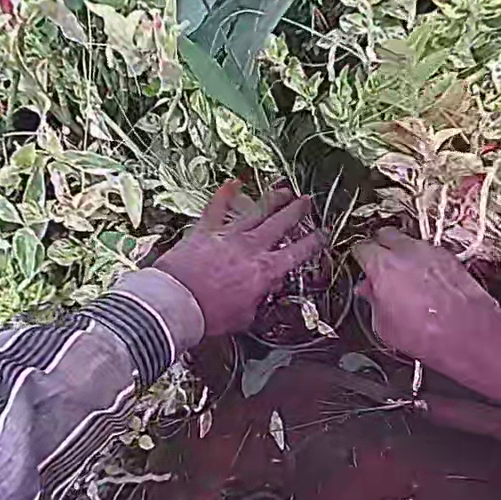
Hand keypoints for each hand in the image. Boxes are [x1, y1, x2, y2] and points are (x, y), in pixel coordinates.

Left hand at [155, 181, 326, 338]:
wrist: (177, 303)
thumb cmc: (210, 315)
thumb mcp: (245, 316)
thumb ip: (258, 300)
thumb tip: (264, 289)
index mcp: (265, 271)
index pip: (297, 253)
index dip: (314, 243)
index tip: (323, 234)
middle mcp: (251, 248)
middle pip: (281, 223)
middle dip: (297, 211)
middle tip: (307, 202)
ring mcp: (228, 235)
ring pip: (256, 211)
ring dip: (272, 199)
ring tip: (284, 190)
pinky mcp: (205, 231)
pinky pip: (217, 208)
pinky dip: (225, 194)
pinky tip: (233, 182)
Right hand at [352, 228, 500, 406]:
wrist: (469, 336)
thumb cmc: (429, 334)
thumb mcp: (384, 325)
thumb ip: (373, 300)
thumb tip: (370, 292)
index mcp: (383, 265)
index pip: (361, 248)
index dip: (359, 258)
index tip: (361, 267)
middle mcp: (407, 251)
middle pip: (384, 234)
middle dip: (379, 247)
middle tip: (378, 266)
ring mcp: (431, 251)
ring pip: (408, 240)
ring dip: (402, 253)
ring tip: (403, 276)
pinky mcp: (450, 257)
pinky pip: (429, 251)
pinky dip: (423, 260)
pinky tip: (425, 280)